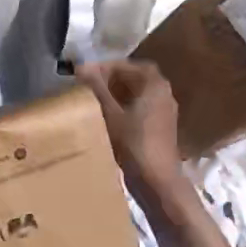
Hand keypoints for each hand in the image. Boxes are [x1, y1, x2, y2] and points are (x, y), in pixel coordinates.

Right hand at [76, 60, 182, 191]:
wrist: (156, 180)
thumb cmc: (133, 142)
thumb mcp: (110, 113)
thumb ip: (96, 88)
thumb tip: (81, 66)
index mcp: (155, 86)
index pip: (129, 66)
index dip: (107, 66)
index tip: (87, 73)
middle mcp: (164, 94)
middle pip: (135, 79)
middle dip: (112, 79)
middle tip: (89, 84)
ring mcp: (164, 113)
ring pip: (138, 94)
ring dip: (117, 93)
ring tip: (94, 99)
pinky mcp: (160, 128)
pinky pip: (140, 109)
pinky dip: (124, 107)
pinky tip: (107, 117)